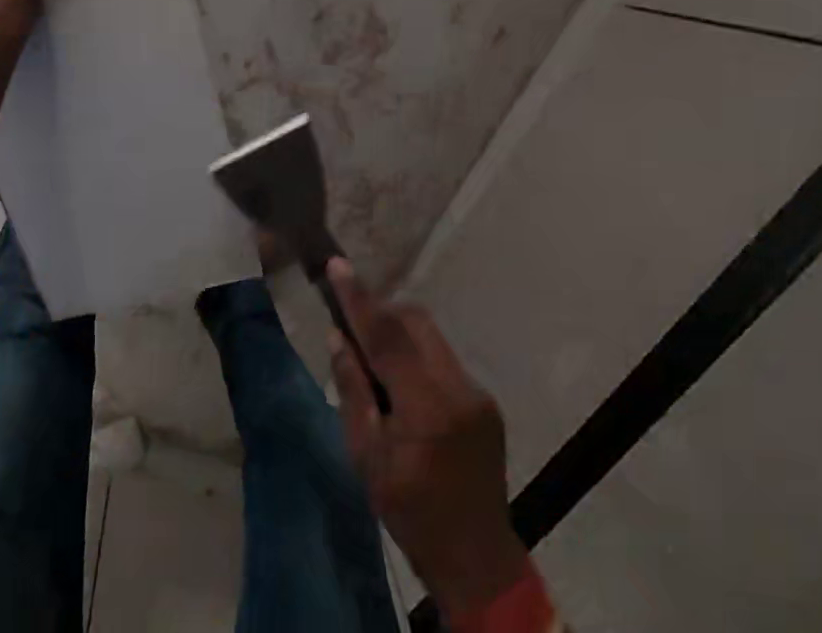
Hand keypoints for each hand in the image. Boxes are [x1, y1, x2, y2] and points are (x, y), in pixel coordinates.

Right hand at [328, 261, 530, 621]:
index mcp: (426, 407)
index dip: (359, 299)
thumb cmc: (408, 510)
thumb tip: (339, 339)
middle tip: (350, 331)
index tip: (338, 266)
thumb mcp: (364, 455)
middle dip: (381, 313)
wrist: (474, 554)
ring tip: (373, 364)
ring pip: (430, 337)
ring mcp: (476, 393)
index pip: (387, 337)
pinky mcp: (484, 401)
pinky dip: (415, 358)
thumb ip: (352, 390)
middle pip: (416, 322)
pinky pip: (441, 359)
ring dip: (398, 336)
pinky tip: (400, 388)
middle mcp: (459, 389)